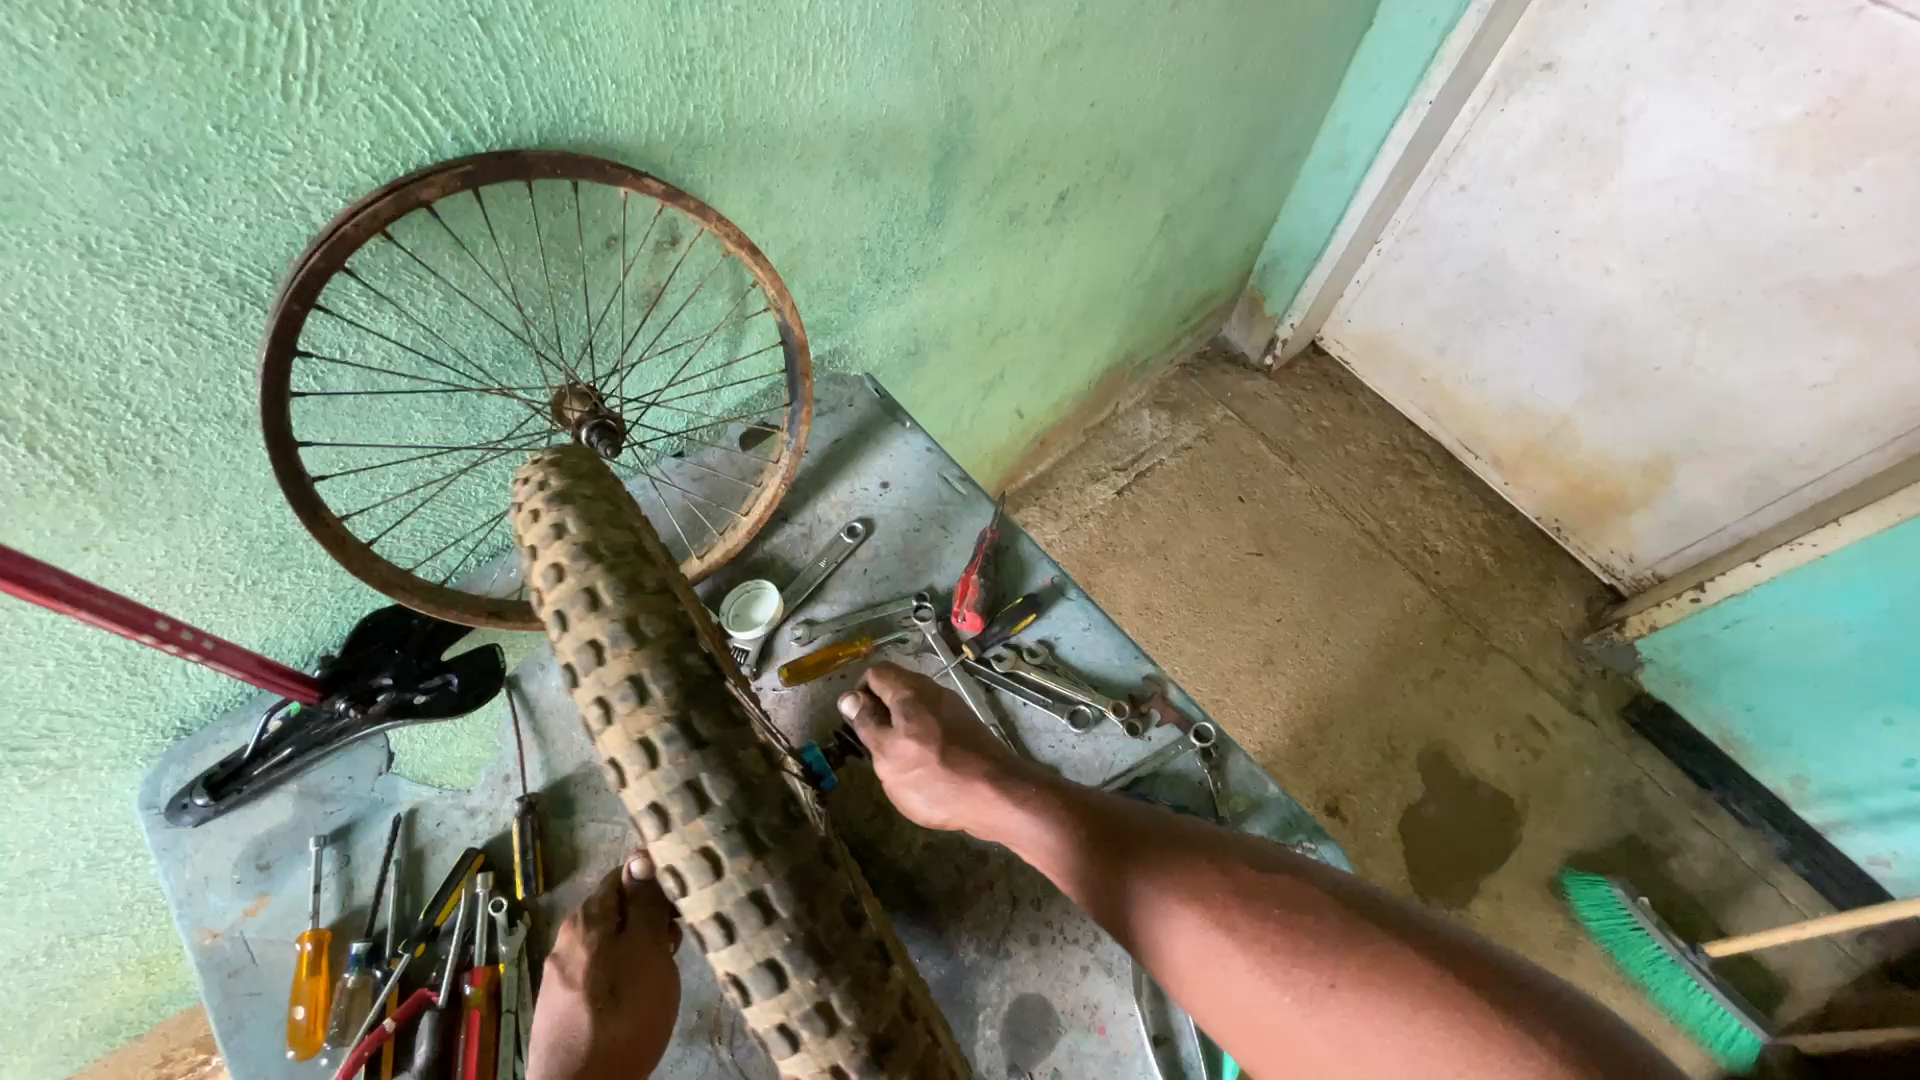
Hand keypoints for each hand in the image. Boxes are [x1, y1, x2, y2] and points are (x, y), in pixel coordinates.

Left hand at [526, 852, 680, 1079]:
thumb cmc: (622, 1014)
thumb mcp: (646, 949)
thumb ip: (644, 902)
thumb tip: (642, 856)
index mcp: (586, 918)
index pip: (624, 873)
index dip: (656, 878)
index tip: (683, 898)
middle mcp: (568, 938)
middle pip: (617, 907)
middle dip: (651, 915)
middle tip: (678, 938)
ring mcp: (564, 973)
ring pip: (612, 940)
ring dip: (641, 945)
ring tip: (665, 968)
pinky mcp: (566, 1004)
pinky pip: (602, 969)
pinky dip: (625, 970)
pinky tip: (641, 992)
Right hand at [837, 660, 1033, 833]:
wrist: (997, 795)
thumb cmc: (934, 776)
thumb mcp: (887, 754)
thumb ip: (867, 723)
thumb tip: (849, 697)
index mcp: (911, 691)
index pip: (875, 672)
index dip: (859, 694)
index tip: (856, 725)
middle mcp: (934, 691)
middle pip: (897, 688)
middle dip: (880, 713)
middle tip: (875, 749)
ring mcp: (954, 709)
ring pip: (916, 708)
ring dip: (901, 729)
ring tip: (899, 763)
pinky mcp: (967, 729)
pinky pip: (934, 724)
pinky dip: (922, 739)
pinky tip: (925, 768)